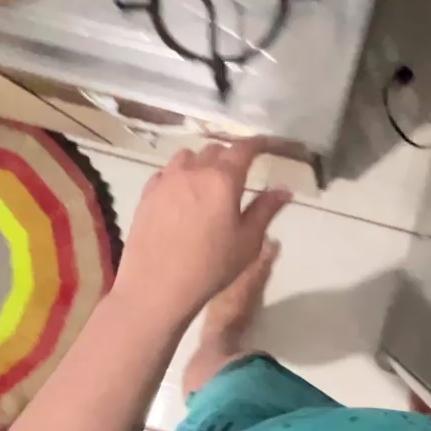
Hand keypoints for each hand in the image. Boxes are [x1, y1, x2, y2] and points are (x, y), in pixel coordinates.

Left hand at [111, 138, 290, 325]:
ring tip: (208, 182)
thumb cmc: (210, 265)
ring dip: (202, 162)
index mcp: (223, 179)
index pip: (244, 148)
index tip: (269, 146)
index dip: (259, 143)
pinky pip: (166, 172)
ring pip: (187, 156)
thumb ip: (266, 209)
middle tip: (240, 174)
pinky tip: (182, 195)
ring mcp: (166, 180)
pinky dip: (179, 175)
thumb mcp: (248, 241)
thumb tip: (284, 189)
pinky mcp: (147, 193)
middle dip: (230, 155)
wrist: (156, 286)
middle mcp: (193, 170)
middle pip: (215, 149)